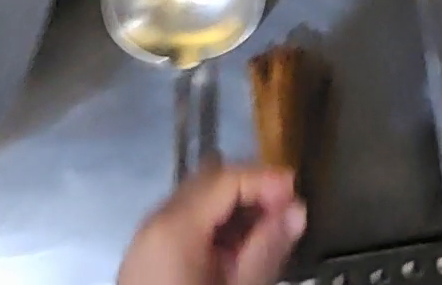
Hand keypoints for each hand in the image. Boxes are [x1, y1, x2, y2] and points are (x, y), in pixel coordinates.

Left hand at [116, 167, 306, 284]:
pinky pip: (183, 225)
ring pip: (197, 201)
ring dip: (233, 207)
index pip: (227, 178)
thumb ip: (268, 248)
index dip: (266, 179)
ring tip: (266, 231)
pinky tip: (235, 251)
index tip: (297, 191)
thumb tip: (296, 212)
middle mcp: (154, 223)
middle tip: (285, 209)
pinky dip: (213, 226)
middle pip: (209, 182)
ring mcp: (144, 243)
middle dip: (250, 190)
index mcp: (175, 226)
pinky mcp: (143, 263)